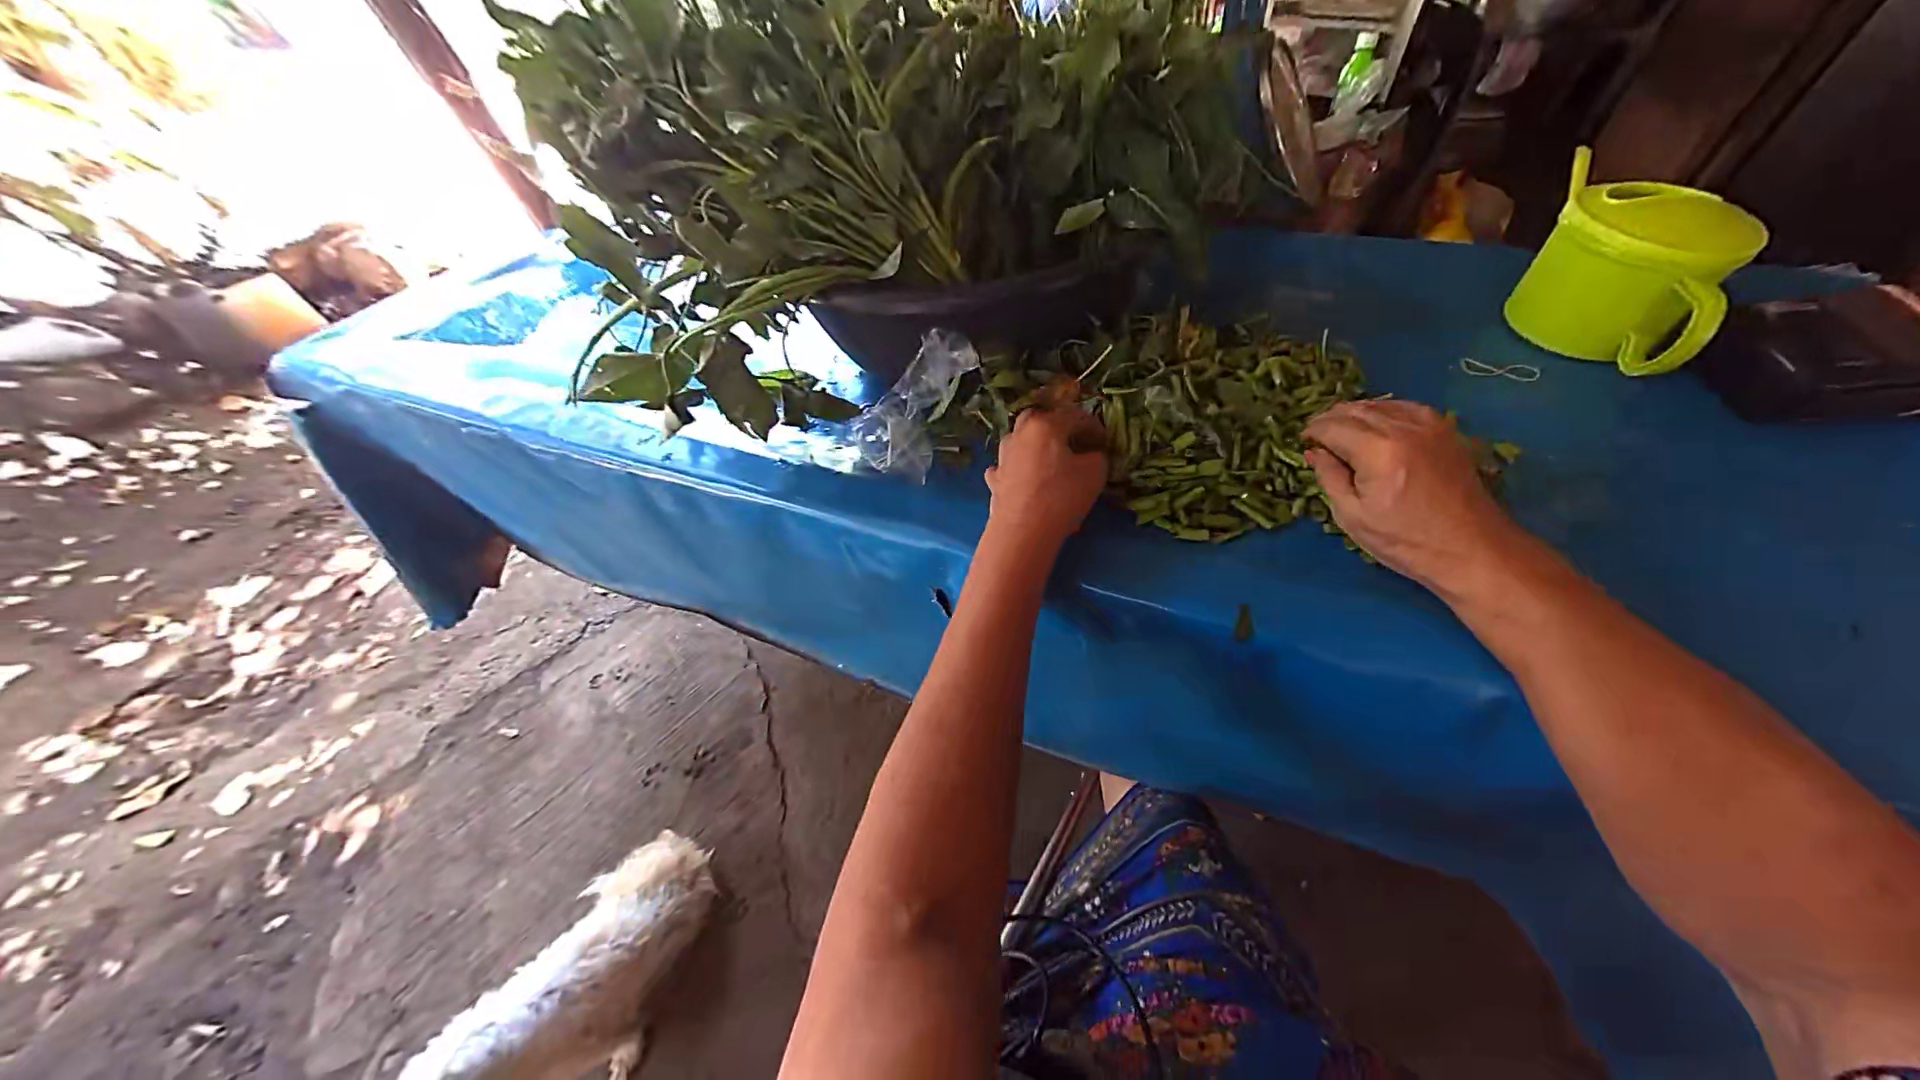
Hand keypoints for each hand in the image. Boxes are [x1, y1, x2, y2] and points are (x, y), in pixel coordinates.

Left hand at [985, 406, 1107, 549]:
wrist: (1022, 531)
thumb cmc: (1061, 496)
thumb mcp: (1095, 472)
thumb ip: (1098, 455)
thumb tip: (1092, 454)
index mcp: (1045, 425)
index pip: (1076, 416)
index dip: (1095, 428)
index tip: (1105, 443)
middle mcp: (1019, 434)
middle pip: (1042, 420)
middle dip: (1060, 428)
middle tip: (1076, 444)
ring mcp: (1002, 456)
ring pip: (1022, 440)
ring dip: (1037, 446)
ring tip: (1053, 462)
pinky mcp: (994, 479)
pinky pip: (1010, 465)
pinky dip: (1020, 467)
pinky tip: (1028, 478)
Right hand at [1305, 400, 1532, 592]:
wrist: (1470, 548)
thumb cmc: (1404, 540)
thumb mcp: (1352, 516)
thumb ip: (1329, 477)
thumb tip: (1314, 452)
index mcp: (1377, 451)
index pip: (1333, 427)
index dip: (1312, 432)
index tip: (1301, 442)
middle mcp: (1404, 428)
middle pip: (1355, 410)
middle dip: (1329, 419)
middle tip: (1315, 436)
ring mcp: (1429, 426)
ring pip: (1380, 405)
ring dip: (1354, 413)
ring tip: (1340, 431)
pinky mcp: (1445, 430)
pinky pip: (1405, 408)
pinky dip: (1383, 412)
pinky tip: (1374, 426)